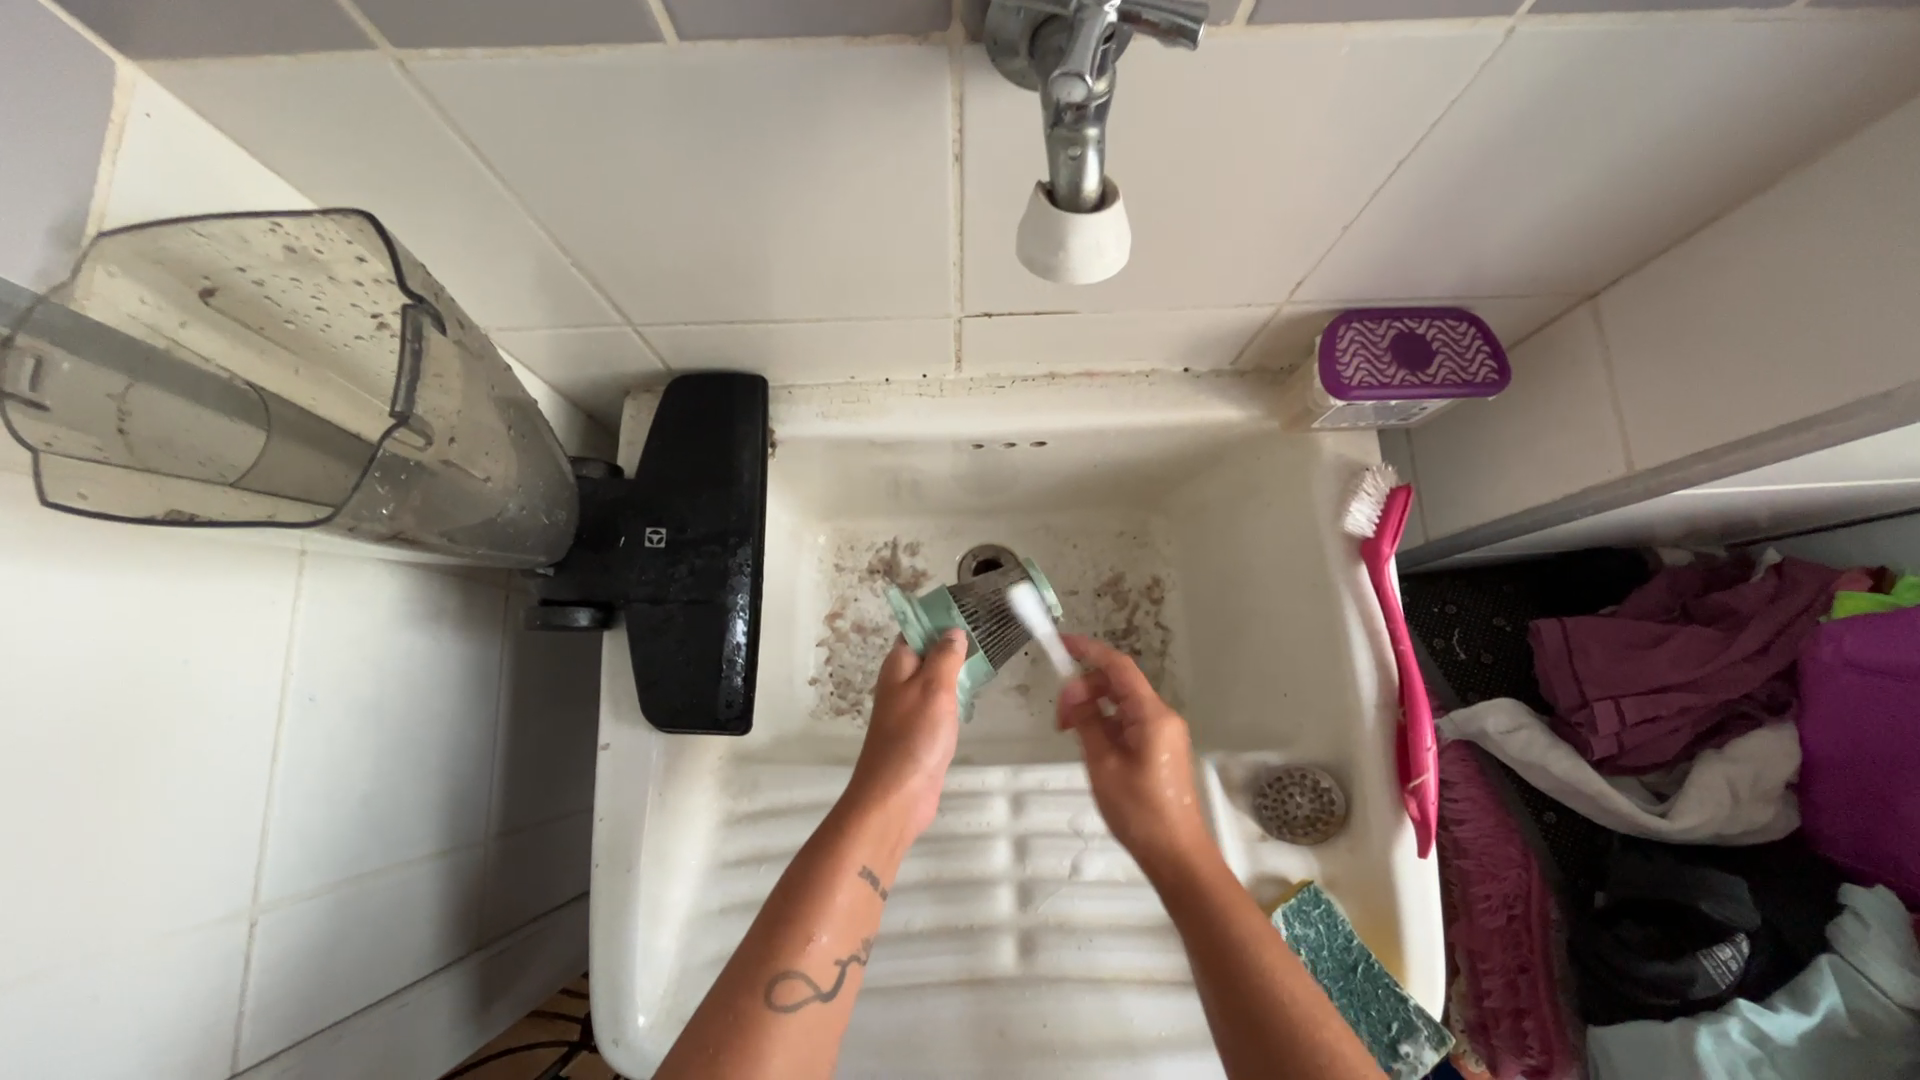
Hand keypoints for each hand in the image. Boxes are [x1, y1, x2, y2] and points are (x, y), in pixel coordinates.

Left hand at [846, 630, 967, 839]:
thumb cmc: (914, 737)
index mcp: (898, 667)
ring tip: (986, 662)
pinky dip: (955, 700)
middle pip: (926, 656)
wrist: (897, 796)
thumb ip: (944, 657)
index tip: (968, 613)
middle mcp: (901, 684)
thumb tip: (952, 632)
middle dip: (952, 647)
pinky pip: (940, 707)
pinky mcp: (921, 734)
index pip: (915, 632)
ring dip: (956, 674)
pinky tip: (973, 700)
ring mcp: (910, 711)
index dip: (938, 622)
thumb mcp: (934, 688)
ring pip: (935, 682)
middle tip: (986, 637)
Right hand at [1056, 634, 1211, 878]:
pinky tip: (1089, 745)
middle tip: (1059, 720)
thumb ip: (1087, 722)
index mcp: (1151, 715)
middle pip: (1117, 683)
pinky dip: (1104, 723)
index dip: (1088, 651)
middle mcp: (1161, 716)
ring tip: (1070, 734)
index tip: (1060, 644)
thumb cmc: (1139, 811)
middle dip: (1084, 689)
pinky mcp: (1159, 748)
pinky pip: (1127, 722)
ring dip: (1092, 708)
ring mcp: (1162, 732)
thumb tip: (1073, 693)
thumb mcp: (1103, 764)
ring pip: (1120, 703)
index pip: (1118, 667)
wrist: (1176, 854)